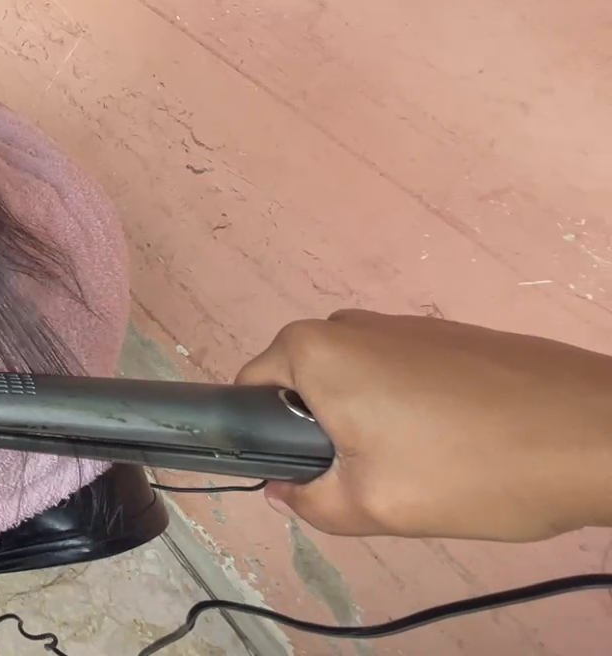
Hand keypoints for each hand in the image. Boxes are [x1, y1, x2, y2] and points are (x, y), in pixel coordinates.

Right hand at [236, 310, 611, 540]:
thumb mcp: (379, 505)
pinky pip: (403, 374)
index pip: (253, 390)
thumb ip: (312, 503)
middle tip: (382, 474)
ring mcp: (397, 324)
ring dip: (377, 418)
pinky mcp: (447, 335)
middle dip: (333, 430)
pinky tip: (468, 439)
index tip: (323, 470)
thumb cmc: (473, 464)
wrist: (609, 437)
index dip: (276, 436)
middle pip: (306, 385)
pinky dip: (421, 406)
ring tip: (434, 460)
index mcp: (306, 347)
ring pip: (357, 381)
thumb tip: (281, 492)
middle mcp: (340, 324)